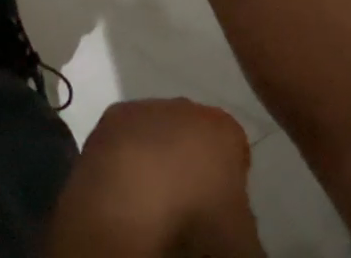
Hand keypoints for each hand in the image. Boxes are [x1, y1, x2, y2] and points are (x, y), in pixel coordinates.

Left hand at [48, 99, 259, 254]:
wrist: (124, 215)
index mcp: (222, 129)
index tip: (222, 205)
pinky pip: (123, 143)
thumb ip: (246, 227)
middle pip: (193, 135)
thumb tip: (237, 230)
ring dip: (154, 159)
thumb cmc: (193, 223)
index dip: (230, 177)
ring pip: (155, 134)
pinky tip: (124, 194)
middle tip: (187, 202)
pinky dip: (124, 163)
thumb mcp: (243, 242)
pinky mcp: (104, 125)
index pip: (234, 148)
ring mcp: (140, 111)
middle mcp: (183, 108)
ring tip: (151, 201)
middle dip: (191, 161)